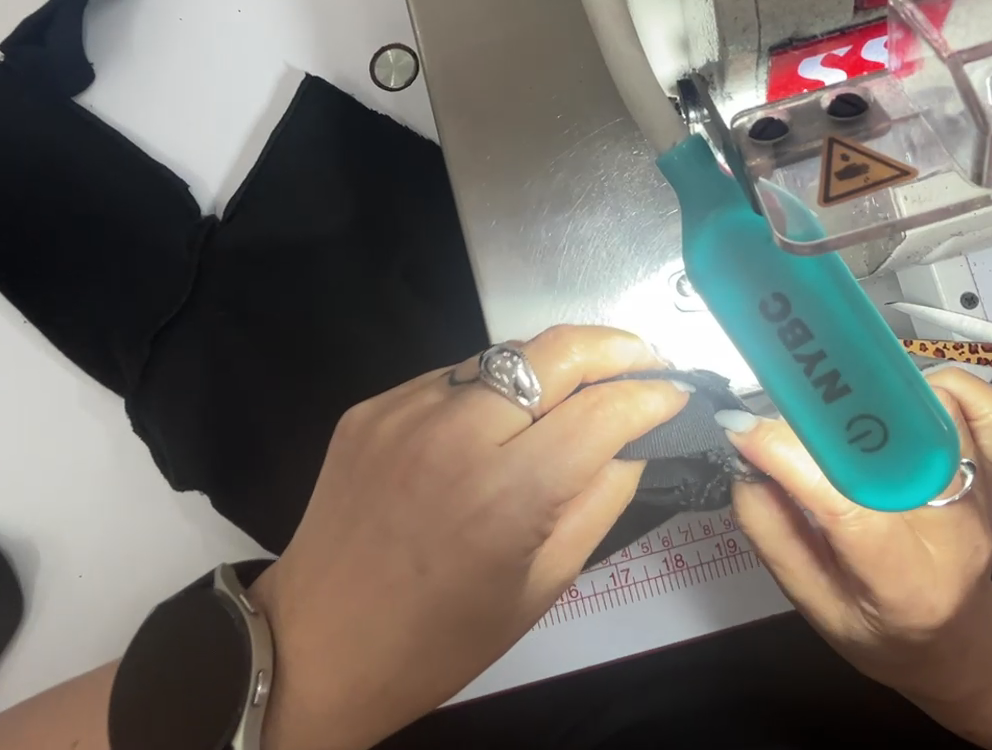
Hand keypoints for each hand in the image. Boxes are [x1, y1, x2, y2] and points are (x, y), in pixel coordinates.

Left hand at [246, 325, 688, 749]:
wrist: (311, 645)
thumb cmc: (440, 639)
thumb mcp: (542, 587)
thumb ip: (601, 500)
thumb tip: (635, 440)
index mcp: (505, 496)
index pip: (603, 412)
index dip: (653, 395)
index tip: (679, 393)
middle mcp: (456, 434)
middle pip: (557, 350)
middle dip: (618, 345)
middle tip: (650, 357)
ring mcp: (407, 409)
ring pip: (508, 354)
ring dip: (557, 363)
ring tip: (585, 383)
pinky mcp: (376, 404)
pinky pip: (458, 377)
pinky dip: (495, 388)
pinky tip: (503, 417)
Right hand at [718, 367, 991, 706]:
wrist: (958, 642)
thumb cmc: (877, 630)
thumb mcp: (809, 599)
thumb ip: (769, 528)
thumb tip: (744, 456)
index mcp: (902, 579)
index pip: (845, 499)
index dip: (785, 450)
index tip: (741, 424)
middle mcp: (953, 528)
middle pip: (899, 437)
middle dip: (830, 408)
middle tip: (786, 402)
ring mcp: (981, 491)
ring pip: (935, 408)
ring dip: (877, 396)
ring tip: (839, 411)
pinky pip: (982, 402)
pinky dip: (941, 385)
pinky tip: (900, 402)